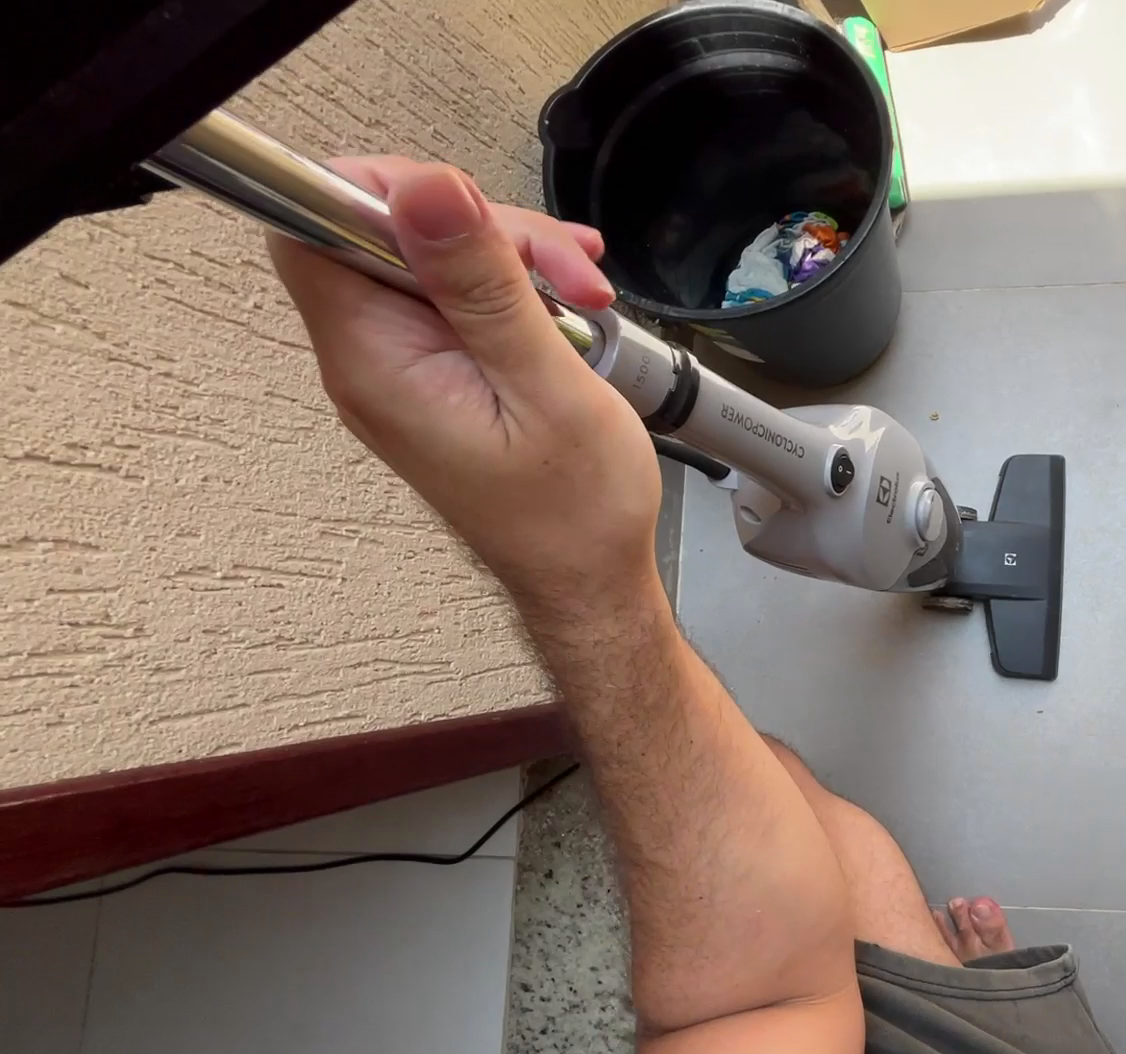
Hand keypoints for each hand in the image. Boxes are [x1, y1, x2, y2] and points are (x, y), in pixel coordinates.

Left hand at [267, 158, 662, 614]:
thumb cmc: (580, 508)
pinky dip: (517, 294)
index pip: (320, 222)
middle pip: (389, 237)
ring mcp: (407, 374)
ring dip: (517, 263)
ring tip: (588, 297)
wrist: (589, 576)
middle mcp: (373, 364)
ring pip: (434, 267)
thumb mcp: (550, 390)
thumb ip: (487, 291)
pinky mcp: (442, 382)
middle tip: (575, 274)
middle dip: (491, 234)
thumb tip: (428, 188)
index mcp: (380, 364)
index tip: (490, 219)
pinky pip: (459, 307)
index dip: (398, 195)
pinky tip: (569, 309)